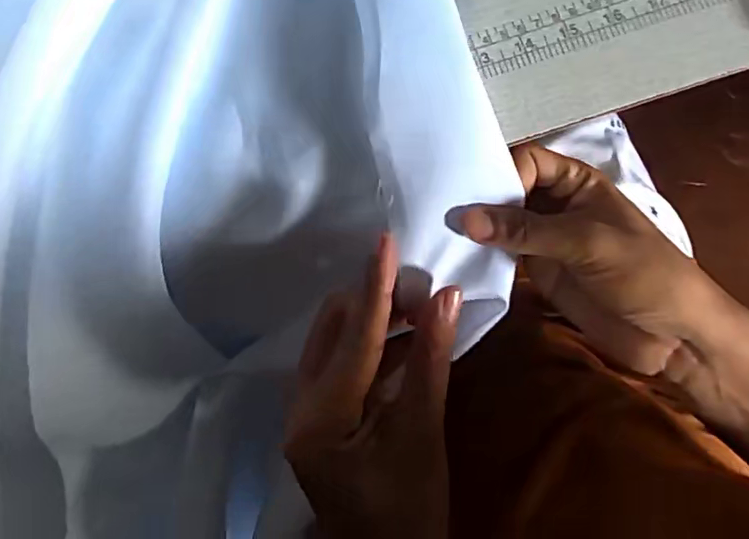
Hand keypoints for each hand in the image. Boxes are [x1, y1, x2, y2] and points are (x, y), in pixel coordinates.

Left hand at [284, 233, 458, 538]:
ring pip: (338, 339)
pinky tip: (409, 337)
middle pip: (336, 327)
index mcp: (319, 418)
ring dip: (377, 318)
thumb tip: (447, 295)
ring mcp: (307, 411)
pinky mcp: (321, 415)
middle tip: (423, 290)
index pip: (354, 336)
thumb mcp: (423, 431)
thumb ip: (430, 358)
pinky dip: (375, 341)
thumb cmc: (408, 507)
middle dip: (377, 299)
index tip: (386, 240)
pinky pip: (343, 358)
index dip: (375, 285)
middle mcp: (301, 407)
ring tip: (421, 308)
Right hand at [455, 142, 721, 375]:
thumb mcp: (587, 242)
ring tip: (437, 232)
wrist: (675, 336)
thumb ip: (527, 230)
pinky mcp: (541, 273)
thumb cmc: (644, 271)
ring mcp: (548, 240)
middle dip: (481, 197)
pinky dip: (483, 256)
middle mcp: (558, 204)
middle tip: (439, 208)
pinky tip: (455, 258)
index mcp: (577, 182)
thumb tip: (465, 217)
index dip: (503, 172)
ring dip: (478, 228)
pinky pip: (506, 256)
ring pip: (504, 223)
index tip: (475, 194)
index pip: (529, 161)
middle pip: (511, 189)